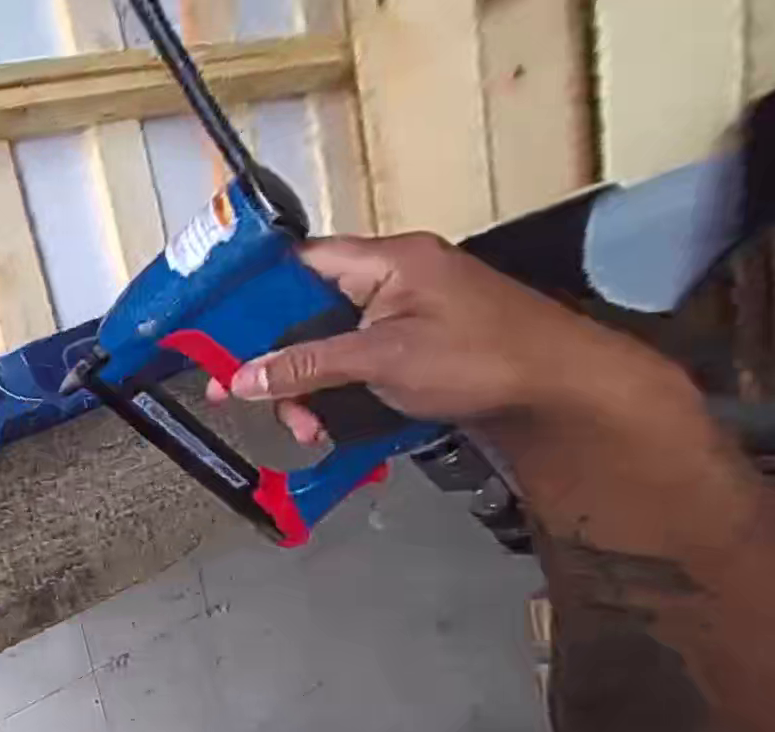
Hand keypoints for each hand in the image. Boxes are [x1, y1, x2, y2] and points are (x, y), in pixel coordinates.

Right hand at [204, 233, 686, 444]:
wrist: (562, 394)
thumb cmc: (480, 358)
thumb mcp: (383, 359)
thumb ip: (306, 365)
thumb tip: (238, 379)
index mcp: (383, 262)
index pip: (299, 263)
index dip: (253, 291)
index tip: (213, 326)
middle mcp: (383, 282)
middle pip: (299, 314)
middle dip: (272, 361)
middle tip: (235, 394)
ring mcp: (391, 317)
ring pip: (317, 348)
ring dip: (299, 390)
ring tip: (304, 427)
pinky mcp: (399, 350)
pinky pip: (342, 367)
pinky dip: (326, 396)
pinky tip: (324, 426)